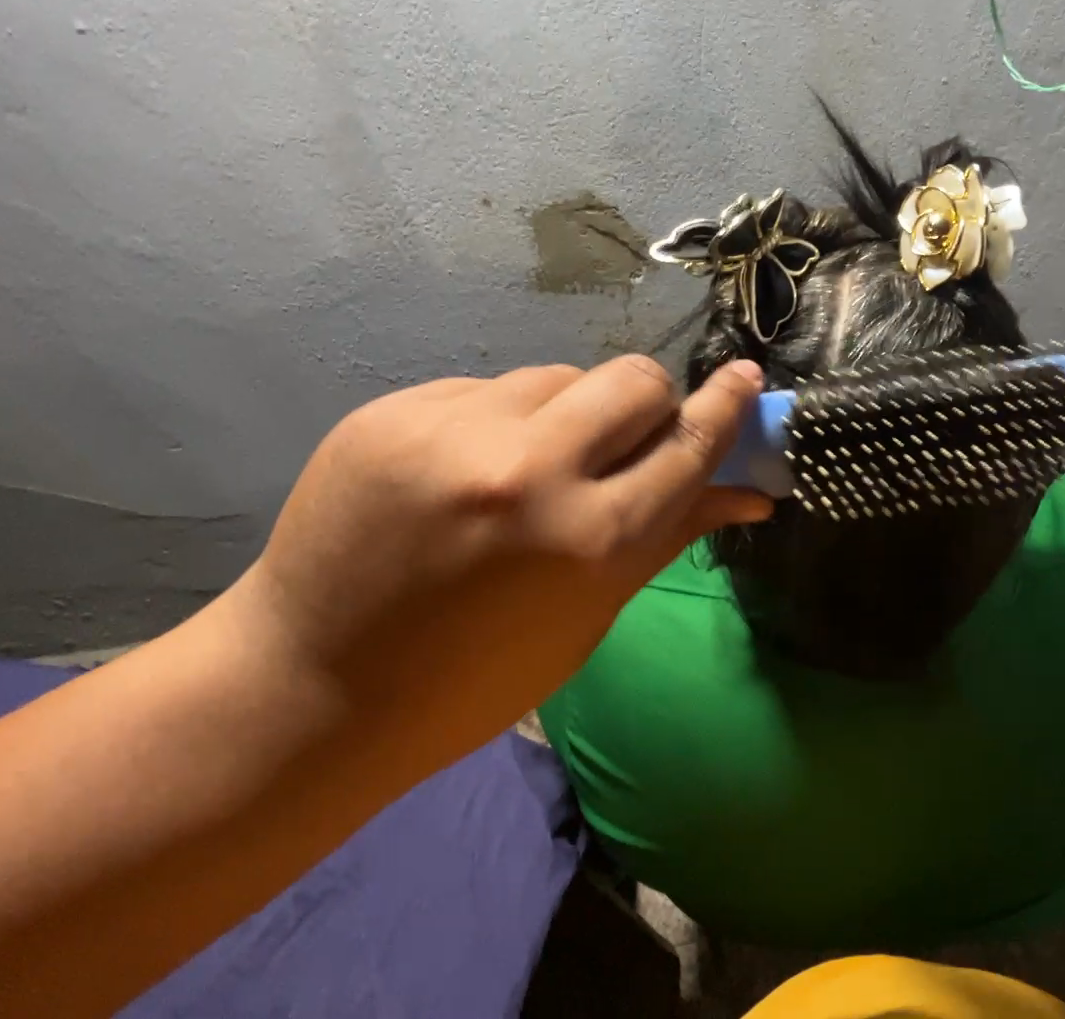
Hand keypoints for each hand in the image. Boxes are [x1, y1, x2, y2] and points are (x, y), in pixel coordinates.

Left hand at [234, 355, 772, 768]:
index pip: (689, 443)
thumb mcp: (593, 612)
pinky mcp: (393, 413)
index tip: (747, 376)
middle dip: (650, 403)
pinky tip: (472, 471)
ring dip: (573, 412)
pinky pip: (486, 390)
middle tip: (630, 441)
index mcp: (592, 538)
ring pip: (559, 376)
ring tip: (537, 467)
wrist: (314, 688)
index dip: (727, 405)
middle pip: (634, 378)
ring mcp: (452, 433)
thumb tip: (750, 495)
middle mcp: (529, 469)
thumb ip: (670, 534)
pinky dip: (503, 422)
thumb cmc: (480, 677)